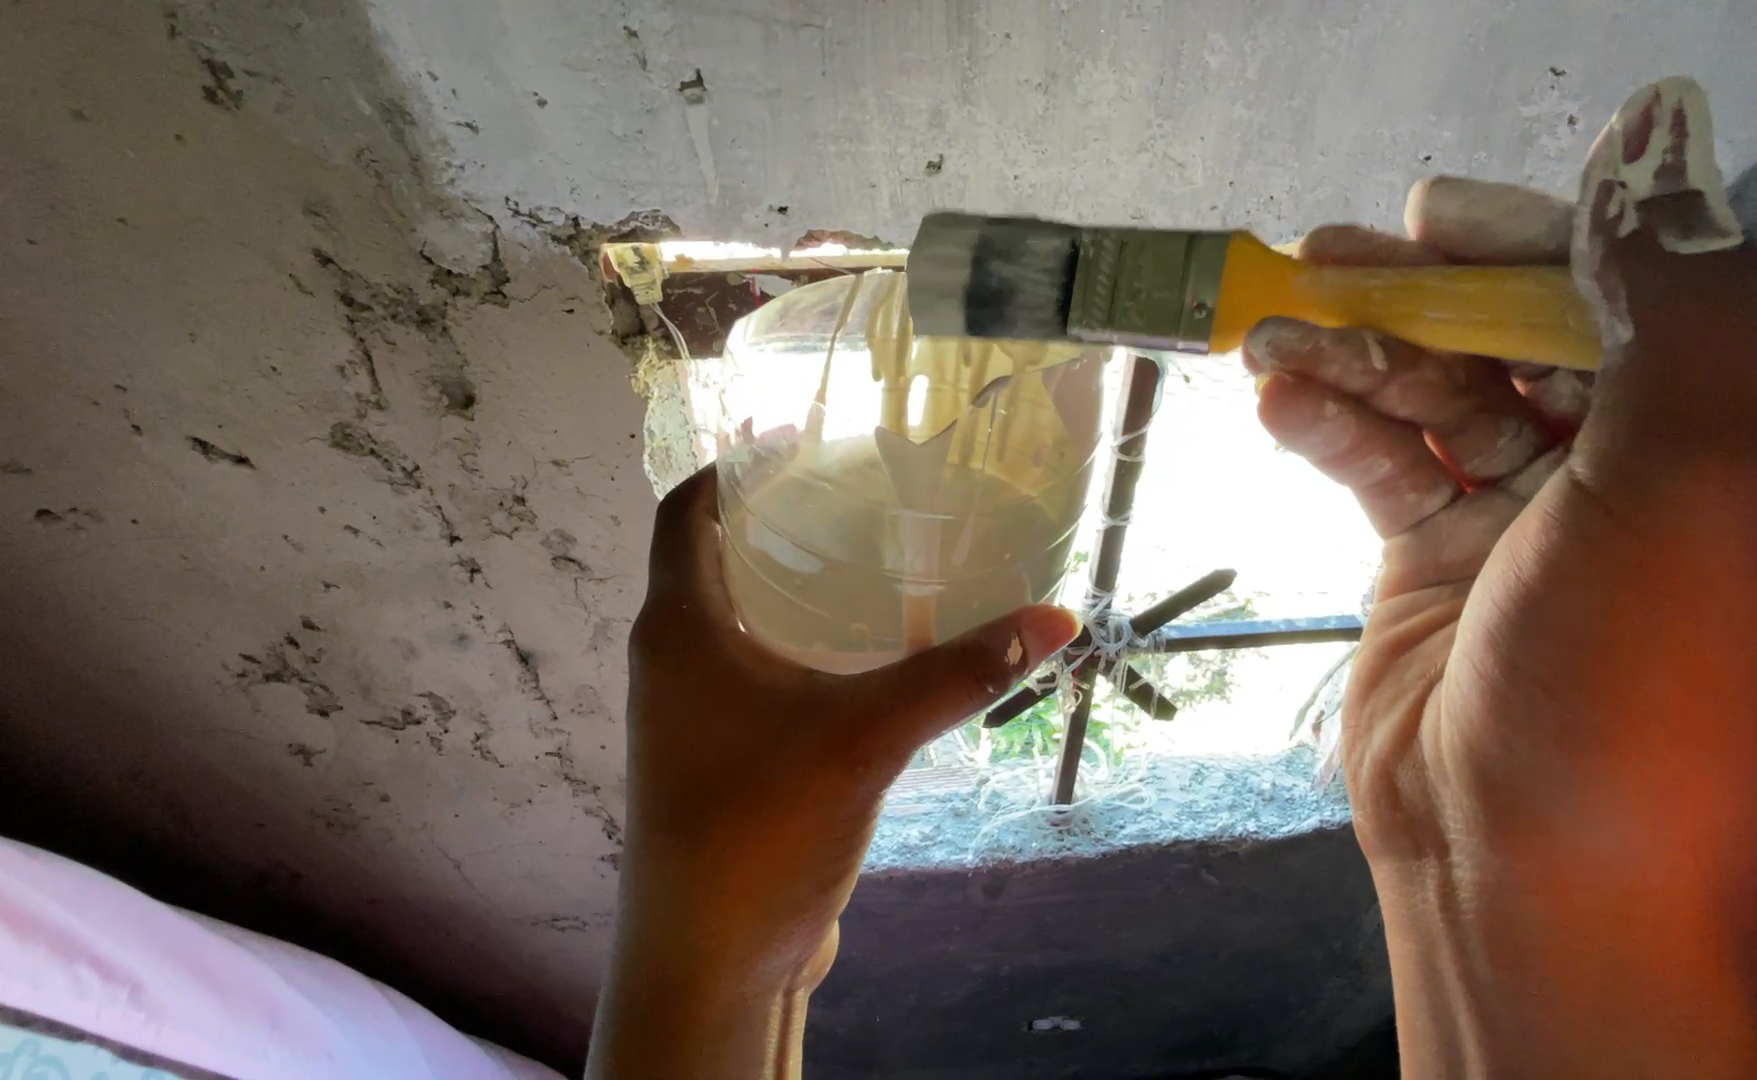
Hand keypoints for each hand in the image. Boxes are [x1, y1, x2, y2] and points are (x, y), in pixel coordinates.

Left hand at [588, 467, 1077, 1079]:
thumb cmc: (760, 829)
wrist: (715, 961)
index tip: (799, 438)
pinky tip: (873, 642)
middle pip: (720, 556)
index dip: (734, 466)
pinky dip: (812, 639)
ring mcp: (700, 707)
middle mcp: (678, 657)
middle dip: (779, 516)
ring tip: (875, 550)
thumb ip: (958, 674)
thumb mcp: (866, 736)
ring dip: (798, 581)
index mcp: (680, 629)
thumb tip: (1052, 619)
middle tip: (858, 488)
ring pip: (747, 615)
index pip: (686, 512)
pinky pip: (768, 664)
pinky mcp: (731, 747)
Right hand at [1245, 78, 1756, 1077]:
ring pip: (1435, 406)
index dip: (1537, 248)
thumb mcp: (1689, 483)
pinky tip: (1277, 406)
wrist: (1514, 863)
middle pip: (1521, 347)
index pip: (1642, 305)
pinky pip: (1384, 469)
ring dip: (1351, 367)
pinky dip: (1331, 434)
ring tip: (1270, 336)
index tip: (1432, 216)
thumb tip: (1659, 134)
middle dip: (1420, 305)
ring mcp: (1529, 515)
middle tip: (1322, 259)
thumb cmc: (1638, 687)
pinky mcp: (1435, 554)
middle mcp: (1647, 472)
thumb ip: (1671, 305)